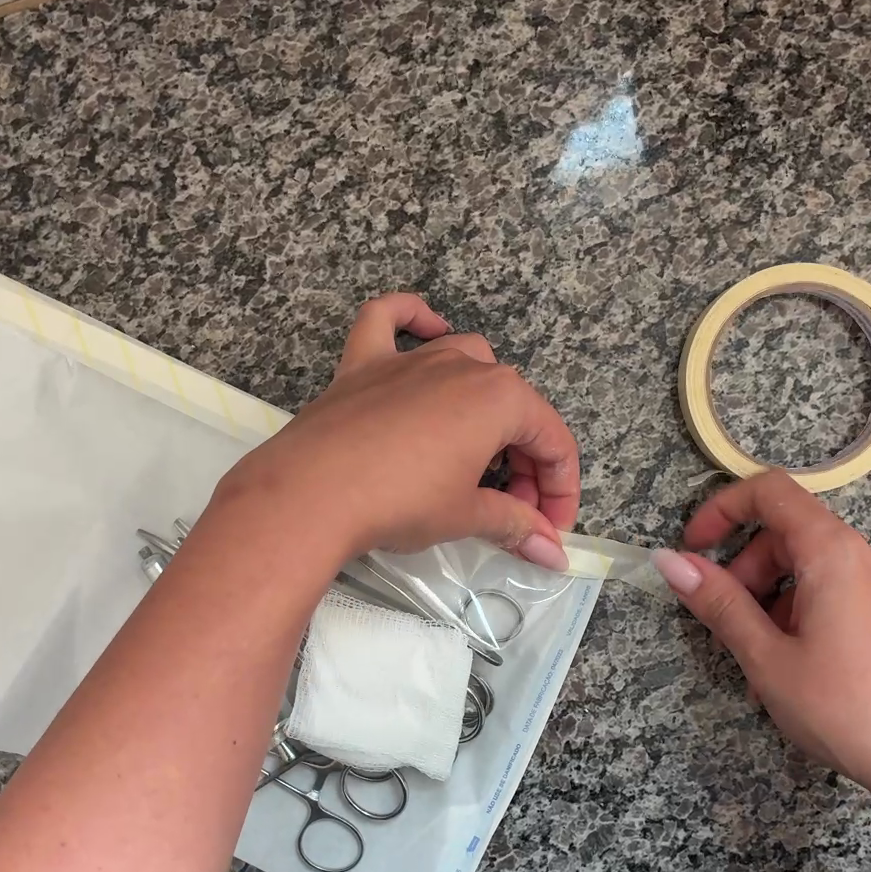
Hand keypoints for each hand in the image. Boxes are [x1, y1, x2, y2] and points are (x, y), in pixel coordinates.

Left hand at [212, 293, 579, 568]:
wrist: (310, 493)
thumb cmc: (399, 502)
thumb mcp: (465, 516)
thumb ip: (516, 526)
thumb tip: (554, 555)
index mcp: (499, 398)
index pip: (552, 441)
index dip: (560, 491)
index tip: (549, 531)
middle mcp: (461, 365)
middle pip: (513, 407)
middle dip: (524, 461)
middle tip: (513, 512)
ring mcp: (409, 358)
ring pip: (466, 359)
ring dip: (484, 402)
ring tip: (476, 453)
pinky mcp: (362, 362)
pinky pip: (389, 320)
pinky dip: (410, 316)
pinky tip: (427, 327)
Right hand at [649, 471, 870, 803]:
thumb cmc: (846, 708)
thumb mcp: (767, 656)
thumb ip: (717, 602)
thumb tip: (668, 560)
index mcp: (834, 553)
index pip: (770, 492)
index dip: (721, 509)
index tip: (692, 550)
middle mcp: (866, 557)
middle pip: (788, 533)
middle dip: (743, 567)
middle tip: (724, 621)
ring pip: (810, 566)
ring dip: (769, 595)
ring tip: (758, 657)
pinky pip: (835, 591)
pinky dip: (799, 610)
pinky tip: (794, 666)